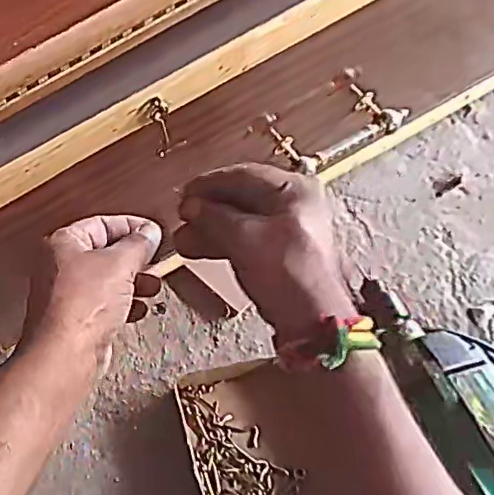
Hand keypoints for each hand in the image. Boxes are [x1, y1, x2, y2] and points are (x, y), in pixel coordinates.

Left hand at [22, 215, 163, 361]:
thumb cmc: (81, 307)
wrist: (67, 353)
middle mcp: (59, 267)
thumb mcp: (120, 264)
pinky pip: (102, 306)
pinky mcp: (74, 321)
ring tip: (152, 286)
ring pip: (105, 281)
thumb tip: (149, 233)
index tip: (153, 233)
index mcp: (63, 243)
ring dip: (132, 283)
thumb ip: (138, 244)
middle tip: (154, 261)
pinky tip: (138, 310)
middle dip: (134, 259)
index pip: (101, 224)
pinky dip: (122, 305)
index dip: (131, 226)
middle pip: (104, 253)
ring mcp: (65, 295)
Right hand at [174, 164, 353, 337]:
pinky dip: (221, 242)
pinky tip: (199, 249)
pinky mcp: (280, 253)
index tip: (185, 194)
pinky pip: (244, 238)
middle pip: (240, 197)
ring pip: (239, 220)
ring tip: (184, 237)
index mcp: (295, 190)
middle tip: (183, 216)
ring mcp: (287, 229)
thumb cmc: (290, 275)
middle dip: (207, 209)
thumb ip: (214, 217)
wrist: (310, 319)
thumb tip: (192, 206)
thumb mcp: (244, 238)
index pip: (243, 175)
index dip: (208, 184)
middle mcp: (294, 205)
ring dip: (209, 227)